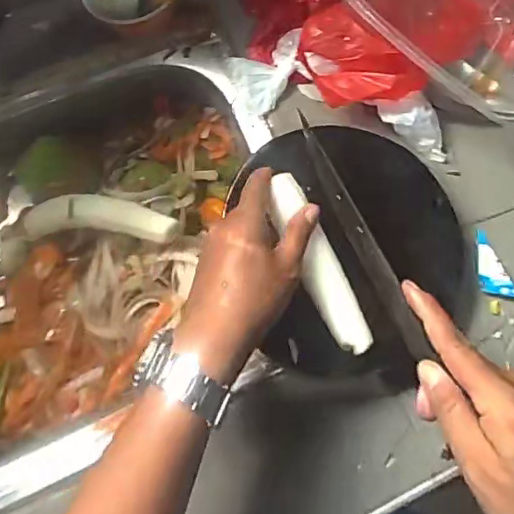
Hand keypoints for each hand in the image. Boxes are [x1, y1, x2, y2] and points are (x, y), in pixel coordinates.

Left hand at [173, 167, 318, 381]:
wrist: (210, 339)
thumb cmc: (254, 302)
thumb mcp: (286, 270)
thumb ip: (299, 234)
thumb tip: (311, 207)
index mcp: (244, 221)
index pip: (254, 185)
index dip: (265, 176)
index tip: (275, 174)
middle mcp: (223, 224)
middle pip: (245, 206)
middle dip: (263, 207)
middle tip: (283, 218)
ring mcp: (209, 242)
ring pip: (234, 224)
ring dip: (250, 226)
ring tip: (269, 245)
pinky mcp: (202, 259)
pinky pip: (225, 239)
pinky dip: (239, 241)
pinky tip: (249, 264)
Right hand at [404, 281, 513, 513]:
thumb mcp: (479, 466)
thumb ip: (450, 412)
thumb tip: (428, 369)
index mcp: (503, 397)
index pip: (455, 345)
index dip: (429, 313)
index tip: (411, 287)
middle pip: (464, 365)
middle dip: (441, 384)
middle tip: (430, 421)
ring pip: (479, 380)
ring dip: (462, 399)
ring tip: (463, 443)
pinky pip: (496, 391)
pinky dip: (481, 405)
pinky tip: (485, 439)